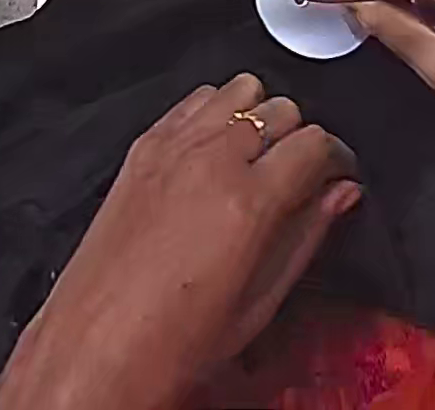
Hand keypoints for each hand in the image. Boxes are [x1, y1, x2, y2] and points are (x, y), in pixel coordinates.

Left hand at [0, 73, 361, 409]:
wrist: (92, 347)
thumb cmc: (173, 342)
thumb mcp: (260, 302)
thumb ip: (308, 233)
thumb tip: (342, 193)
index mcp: (249, 200)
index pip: (316, 142)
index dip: (335, 157)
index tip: (334, 171)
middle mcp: (213, 158)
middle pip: (282, 108)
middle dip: (299, 136)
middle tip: (295, 168)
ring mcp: (175, 143)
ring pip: (241, 88)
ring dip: (258, 114)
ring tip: (255, 152)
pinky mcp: (147, 142)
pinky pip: (197, 98)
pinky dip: (216, 110)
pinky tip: (215, 144)